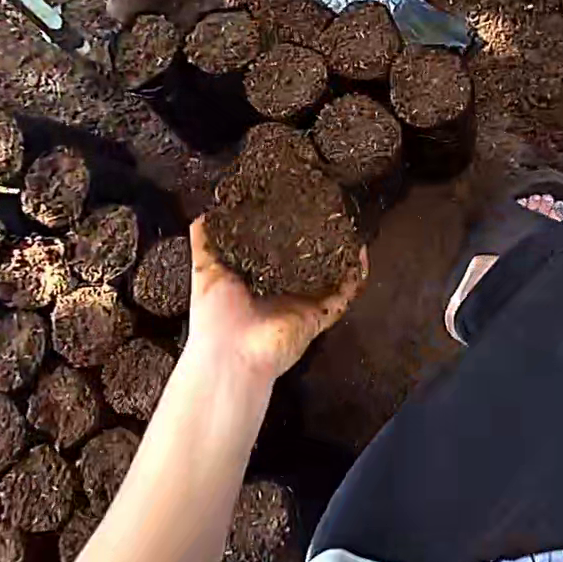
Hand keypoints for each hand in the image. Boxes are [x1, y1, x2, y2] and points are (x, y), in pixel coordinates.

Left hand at [183, 218, 367, 380]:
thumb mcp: (205, 271)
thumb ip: (205, 243)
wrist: (231, 355)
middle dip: (318, 240)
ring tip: (348, 226)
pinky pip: (345, 293)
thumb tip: (202, 211)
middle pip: (308, 262)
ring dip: (341, 253)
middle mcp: (285, 291)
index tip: (293, 205)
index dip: (287, 232)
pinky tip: (360, 251)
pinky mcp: (321, 315)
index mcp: (259, 281)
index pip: (278, 252)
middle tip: (325, 211)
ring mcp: (306, 304)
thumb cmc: (214, 317)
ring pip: (331, 275)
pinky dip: (356, 274)